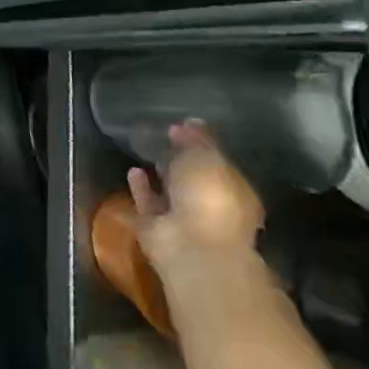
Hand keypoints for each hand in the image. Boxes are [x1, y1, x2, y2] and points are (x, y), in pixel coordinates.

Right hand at [127, 121, 263, 274]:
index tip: (185, 125)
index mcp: (236, 192)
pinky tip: (133, 170)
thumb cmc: (210, 198)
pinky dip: (141, 187)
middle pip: (196, 179)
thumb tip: (191, 122)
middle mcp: (213, 207)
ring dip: (161, 174)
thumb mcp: (207, 159)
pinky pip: (148, 202)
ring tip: (147, 151)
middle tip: (166, 135)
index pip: (221, 163)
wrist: (190, 245)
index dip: (204, 144)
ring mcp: (185, 219)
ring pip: (172, 192)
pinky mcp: (157, 227)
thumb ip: (198, 141)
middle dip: (183, 160)